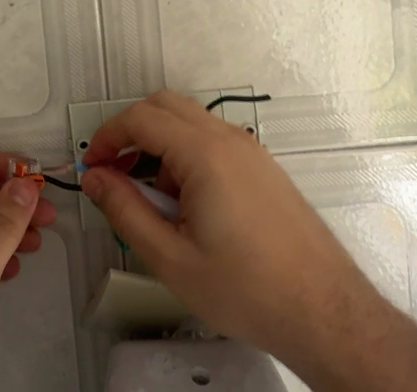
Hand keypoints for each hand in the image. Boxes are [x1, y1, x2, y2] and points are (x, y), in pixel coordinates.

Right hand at [80, 91, 416, 390]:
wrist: (324, 312)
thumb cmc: (248, 290)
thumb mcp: (171, 258)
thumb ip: (125, 211)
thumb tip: (95, 178)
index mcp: (204, 154)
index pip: (141, 118)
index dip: (107, 137)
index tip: (92, 167)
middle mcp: (229, 139)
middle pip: (164, 105)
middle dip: (130, 131)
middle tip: (113, 172)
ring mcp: (250, 150)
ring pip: (189, 120)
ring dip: (158, 142)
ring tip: (148, 195)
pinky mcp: (263, 167)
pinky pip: (212, 139)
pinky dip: (185, 152)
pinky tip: (184, 202)